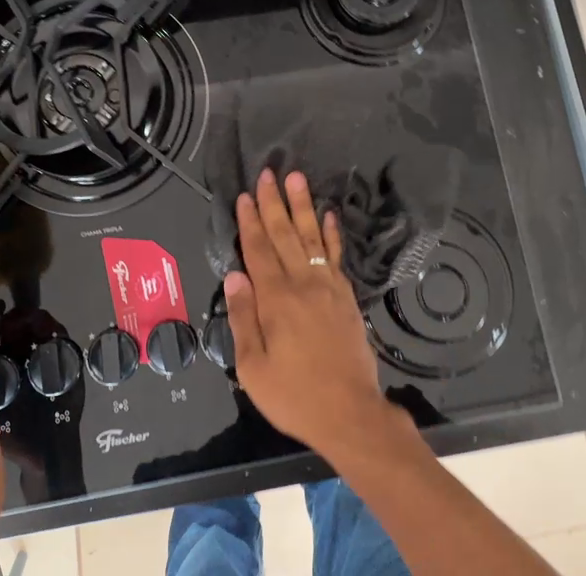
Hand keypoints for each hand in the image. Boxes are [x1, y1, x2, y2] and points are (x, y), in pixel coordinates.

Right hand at [224, 168, 403, 456]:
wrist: (350, 413)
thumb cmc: (294, 395)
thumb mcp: (253, 367)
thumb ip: (243, 317)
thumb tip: (235, 274)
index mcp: (275, 300)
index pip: (259, 250)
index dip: (250, 222)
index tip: (244, 195)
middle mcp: (303, 285)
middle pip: (285, 236)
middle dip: (274, 203)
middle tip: (269, 173)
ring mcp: (329, 289)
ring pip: (312, 239)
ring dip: (303, 207)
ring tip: (297, 179)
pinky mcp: (347, 298)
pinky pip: (336, 257)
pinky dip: (331, 234)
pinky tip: (328, 216)